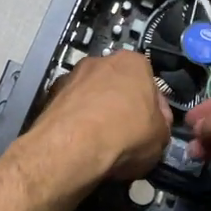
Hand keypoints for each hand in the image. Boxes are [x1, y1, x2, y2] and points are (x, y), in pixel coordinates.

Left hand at [26, 51, 171, 182]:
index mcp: (134, 63)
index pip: (150, 83)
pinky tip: (81, 144)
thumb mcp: (161, 137)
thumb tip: (157, 126)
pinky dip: (76, 123)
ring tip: (102, 143)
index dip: (154, 108)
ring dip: (98, 113)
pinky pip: (72, 110)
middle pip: (118, 85)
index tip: (152, 126)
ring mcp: (72, 77)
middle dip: (123, 106)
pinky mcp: (50, 96)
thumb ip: (161, 125)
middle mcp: (100, 61)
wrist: (73, 148)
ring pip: (92, 96)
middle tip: (128, 134)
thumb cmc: (125, 135)